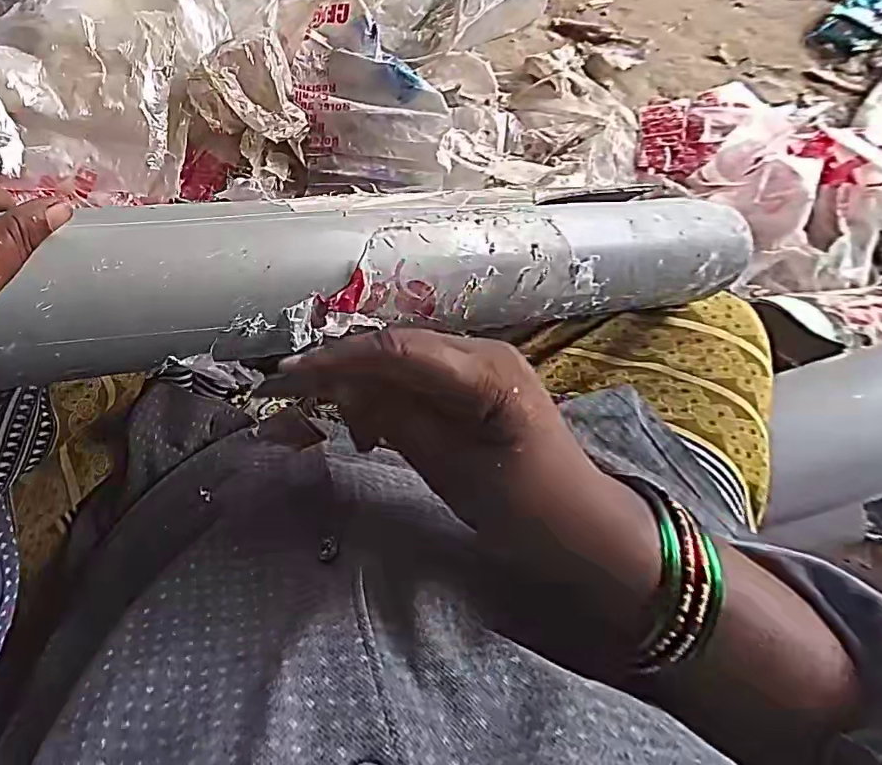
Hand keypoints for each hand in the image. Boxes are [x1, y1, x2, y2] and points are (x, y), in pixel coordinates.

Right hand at [273, 331, 864, 760]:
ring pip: (392, 359)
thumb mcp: (454, 470)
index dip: (334, 360)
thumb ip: (393, 420)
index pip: (392, 351)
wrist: (594, 536)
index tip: (287, 376)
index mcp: (486, 372)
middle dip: (335, 368)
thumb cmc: (533, 511)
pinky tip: (368, 429)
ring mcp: (475, 362)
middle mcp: (479, 351)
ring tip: (335, 422)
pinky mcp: (466, 380)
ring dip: (356, 384)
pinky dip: (379, 395)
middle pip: (387, 347)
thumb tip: (337, 388)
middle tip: (287, 390)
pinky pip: (408, 375)